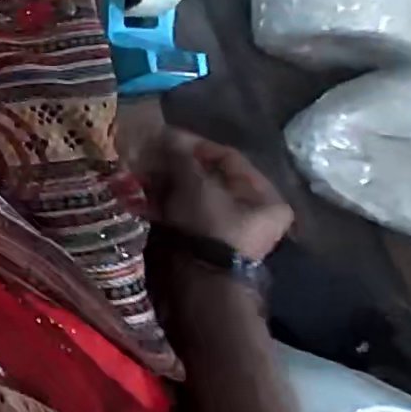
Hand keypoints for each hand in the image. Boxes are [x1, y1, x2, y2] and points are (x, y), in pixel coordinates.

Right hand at [154, 129, 292, 261]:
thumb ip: (182, 157)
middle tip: (152, 155)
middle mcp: (254, 212)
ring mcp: (229, 227)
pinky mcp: (207, 238)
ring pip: (195, 193)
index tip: (166, 137)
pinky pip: (186, 209)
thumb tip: (166, 135)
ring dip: (169, 180)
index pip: (230, 158)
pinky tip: (146, 191)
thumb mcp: (196, 185)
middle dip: (178, 164)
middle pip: (211, 176)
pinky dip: (167, 199)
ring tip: (144, 172)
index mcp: (266, 198)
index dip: (196, 144)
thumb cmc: (208, 224)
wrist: (199, 276)